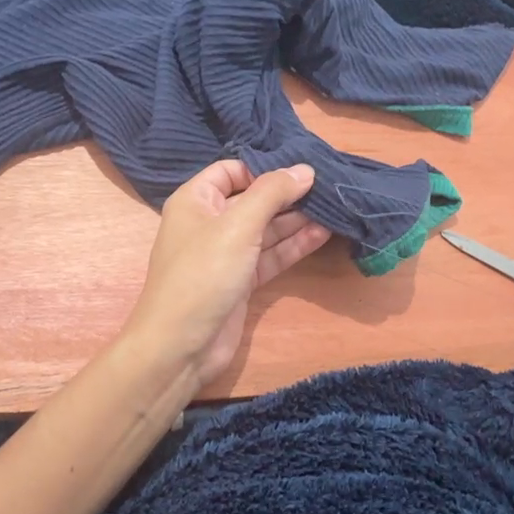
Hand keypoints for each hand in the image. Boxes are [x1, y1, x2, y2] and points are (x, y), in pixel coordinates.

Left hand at [121, 160, 332, 387]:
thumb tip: (304, 169)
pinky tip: (322, 234)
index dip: (264, 167)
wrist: (180, 345)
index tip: (301, 167)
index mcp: (196, 200)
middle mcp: (209, 223)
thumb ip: (272, 193)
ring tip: (333, 208)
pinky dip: (293, 246)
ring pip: (265, 229)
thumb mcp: (238, 225)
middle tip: (328, 186)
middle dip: (287, 194)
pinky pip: (269, 256)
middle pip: (253, 199)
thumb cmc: (203, 274)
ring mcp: (226, 254)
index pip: (232, 170)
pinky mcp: (240, 281)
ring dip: (296, 220)